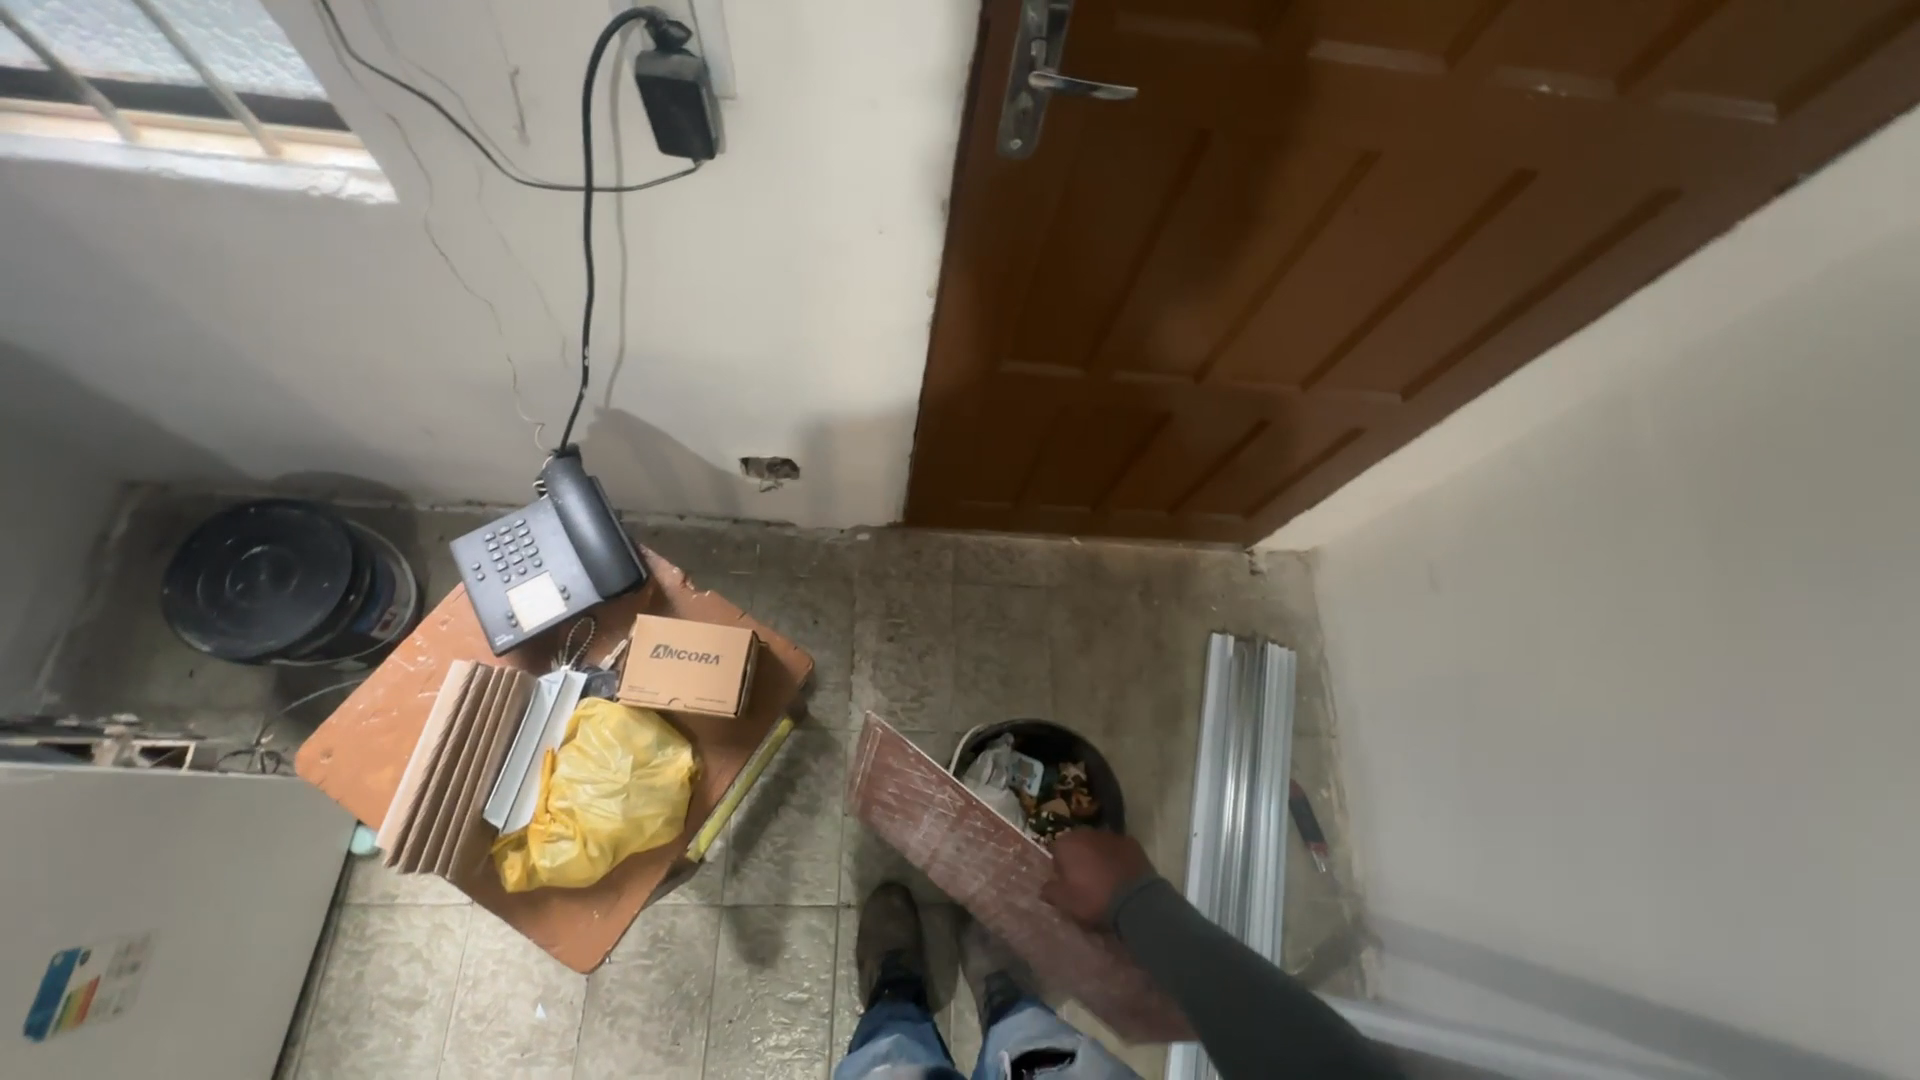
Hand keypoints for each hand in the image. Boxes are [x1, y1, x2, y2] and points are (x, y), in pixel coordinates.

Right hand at [1042, 828, 1156, 927]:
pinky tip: (1122, 876)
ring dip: (1098, 856)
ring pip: (1098, 845)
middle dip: (1079, 858)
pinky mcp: (1131, 842)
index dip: (1059, 867)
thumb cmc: (1093, 899)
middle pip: (1077, 844)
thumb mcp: (1065, 902)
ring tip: (1106, 879)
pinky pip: (1118, 849)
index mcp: (1066, 843)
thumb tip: (1045, 887)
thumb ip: (1050, 891)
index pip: (1055, 851)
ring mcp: (1111, 835)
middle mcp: (1086, 832)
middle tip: (1085, 881)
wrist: (1134, 900)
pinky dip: (1117, 858)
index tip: (1066, 883)